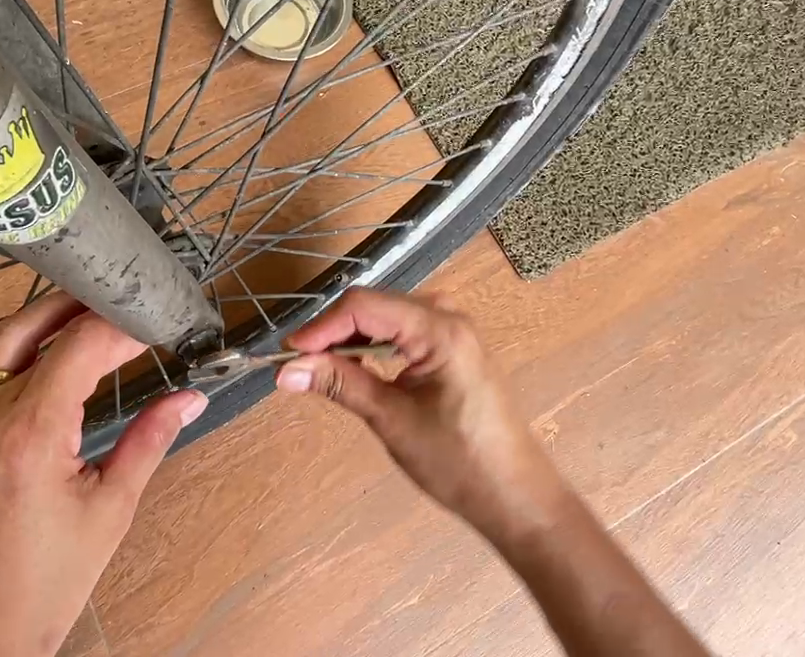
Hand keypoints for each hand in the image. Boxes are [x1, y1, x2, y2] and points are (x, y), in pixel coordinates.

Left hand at [0, 294, 206, 656]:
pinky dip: (32, 349)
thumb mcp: (109, 511)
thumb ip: (148, 441)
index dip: (122, 325)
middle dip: (88, 308)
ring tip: (102, 309)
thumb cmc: (46, 583)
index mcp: (29, 432)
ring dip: (55, 318)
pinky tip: (63, 354)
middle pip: (41, 331)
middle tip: (133, 303)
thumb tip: (190, 398)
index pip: (80, 346)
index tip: (158, 320)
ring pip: (11, 341)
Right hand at [275, 287, 570, 545]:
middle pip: (373, 304)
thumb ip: (339, 384)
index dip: (320, 326)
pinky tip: (356, 364)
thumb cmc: (458, 462)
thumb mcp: (391, 420)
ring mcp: (453, 330)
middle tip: (299, 362)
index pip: (363, 306)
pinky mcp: (453, 347)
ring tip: (320, 365)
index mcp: (439, 328)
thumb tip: (286, 370)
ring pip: (385, 315)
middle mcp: (448, 316)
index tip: (287, 353)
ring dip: (350, 336)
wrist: (518, 499)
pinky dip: (373, 343)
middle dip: (332, 330)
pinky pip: (402, 329)